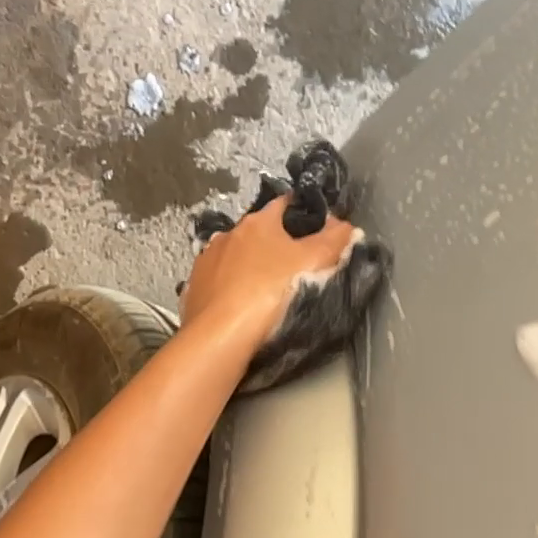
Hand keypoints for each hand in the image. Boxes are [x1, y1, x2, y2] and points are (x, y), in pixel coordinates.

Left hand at [179, 196, 358, 347]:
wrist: (220, 333)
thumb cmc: (269, 291)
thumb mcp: (313, 262)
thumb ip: (334, 239)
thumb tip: (344, 224)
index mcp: (257, 222)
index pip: (284, 204)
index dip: (302, 212)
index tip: (315, 225)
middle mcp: (227, 234)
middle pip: (258, 231)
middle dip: (274, 242)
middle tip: (293, 264)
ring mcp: (206, 260)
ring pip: (235, 255)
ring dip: (249, 264)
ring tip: (265, 287)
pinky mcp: (193, 287)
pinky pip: (218, 280)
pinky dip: (230, 286)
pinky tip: (239, 303)